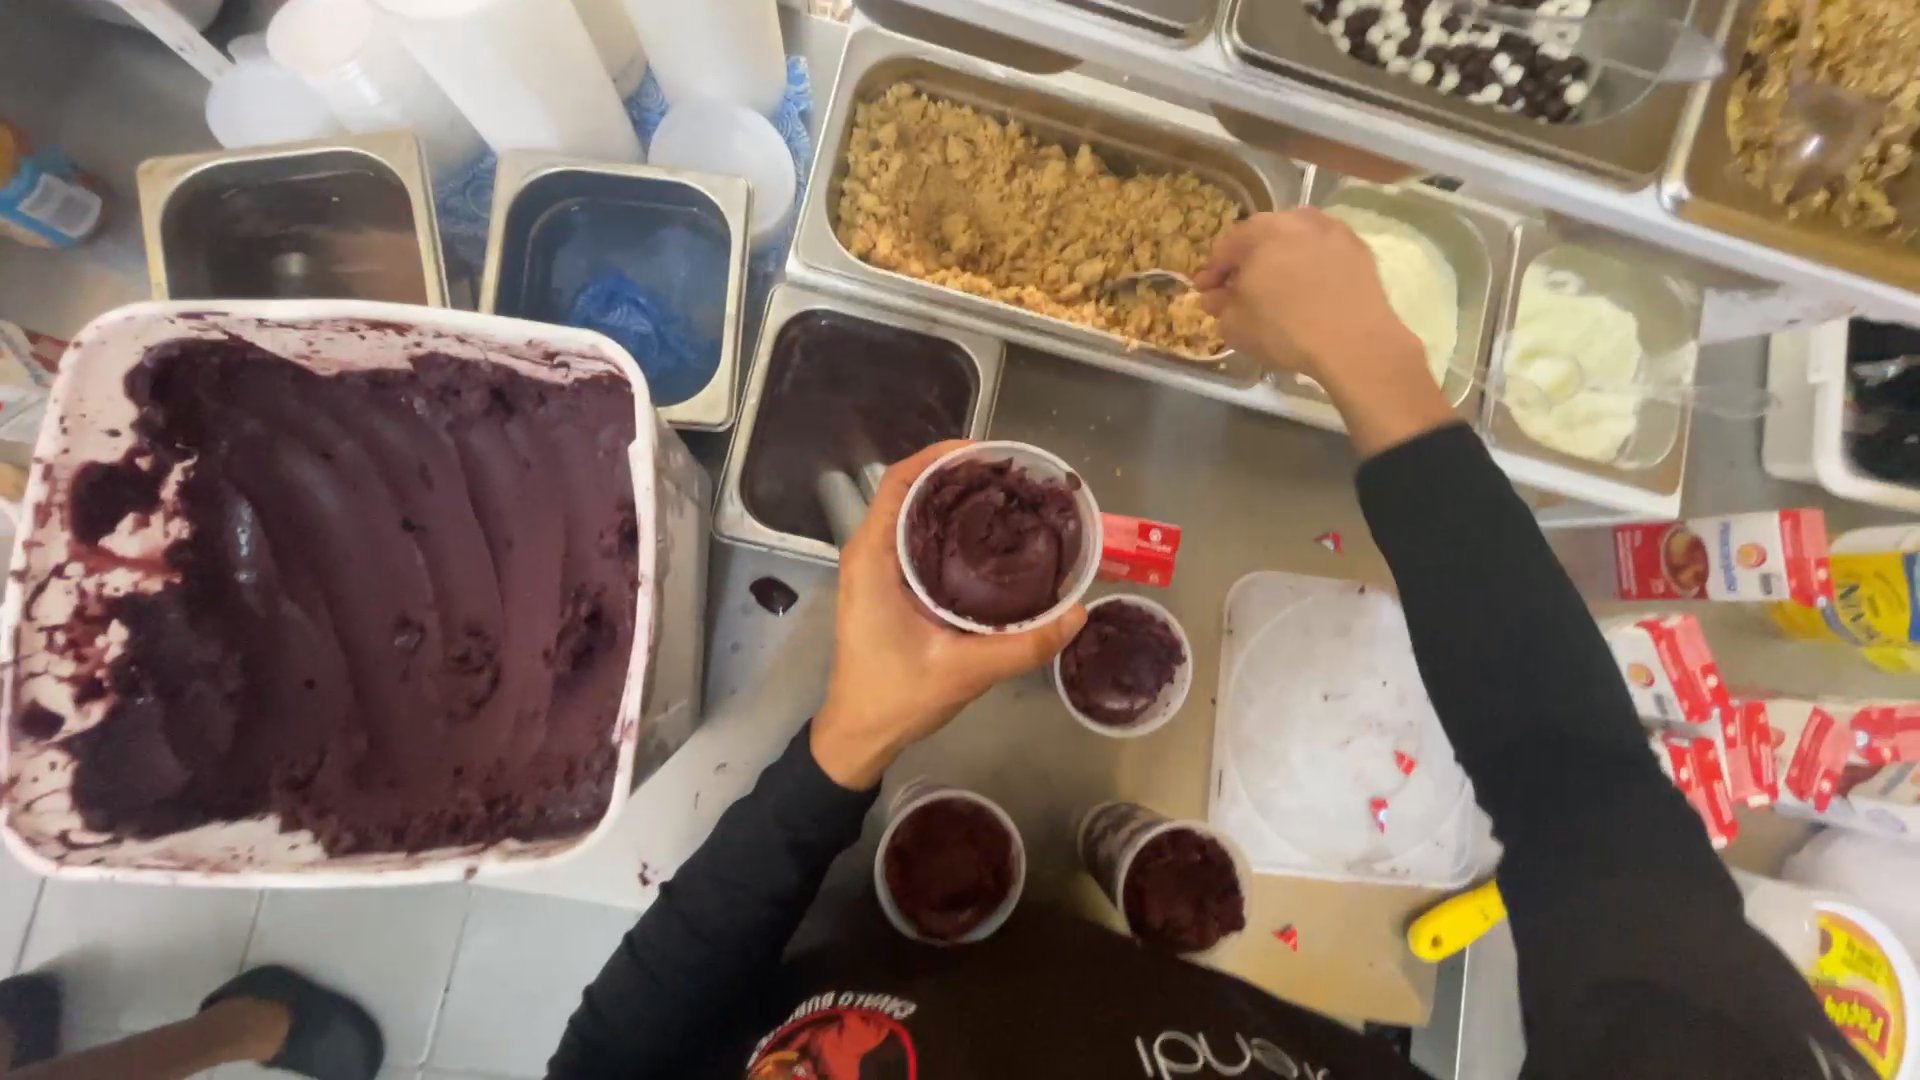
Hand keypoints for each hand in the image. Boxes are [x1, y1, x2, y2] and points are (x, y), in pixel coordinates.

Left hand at [810, 441, 1087, 790]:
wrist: (859, 734)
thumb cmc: (896, 697)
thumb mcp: (964, 670)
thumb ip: (1023, 645)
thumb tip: (1078, 614)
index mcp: (873, 558)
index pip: (899, 481)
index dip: (938, 456)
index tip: (985, 452)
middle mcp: (868, 553)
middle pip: (908, 491)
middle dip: (955, 475)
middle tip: (1008, 478)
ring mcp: (873, 570)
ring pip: (911, 514)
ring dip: (950, 500)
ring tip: (1002, 498)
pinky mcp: (884, 587)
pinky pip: (913, 539)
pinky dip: (945, 528)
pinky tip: (985, 541)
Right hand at [1195, 209, 1456, 456]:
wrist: (1352, 342)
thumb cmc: (1284, 332)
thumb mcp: (1236, 326)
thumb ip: (1220, 305)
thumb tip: (1214, 295)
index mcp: (1258, 236)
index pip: (1224, 247)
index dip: (1211, 272)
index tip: (1205, 291)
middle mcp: (1294, 221)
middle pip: (1259, 233)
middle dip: (1245, 257)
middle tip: (1238, 283)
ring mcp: (1329, 229)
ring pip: (1293, 233)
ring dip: (1278, 252)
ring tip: (1274, 278)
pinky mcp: (1355, 245)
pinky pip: (1321, 245)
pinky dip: (1308, 258)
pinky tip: (1307, 281)